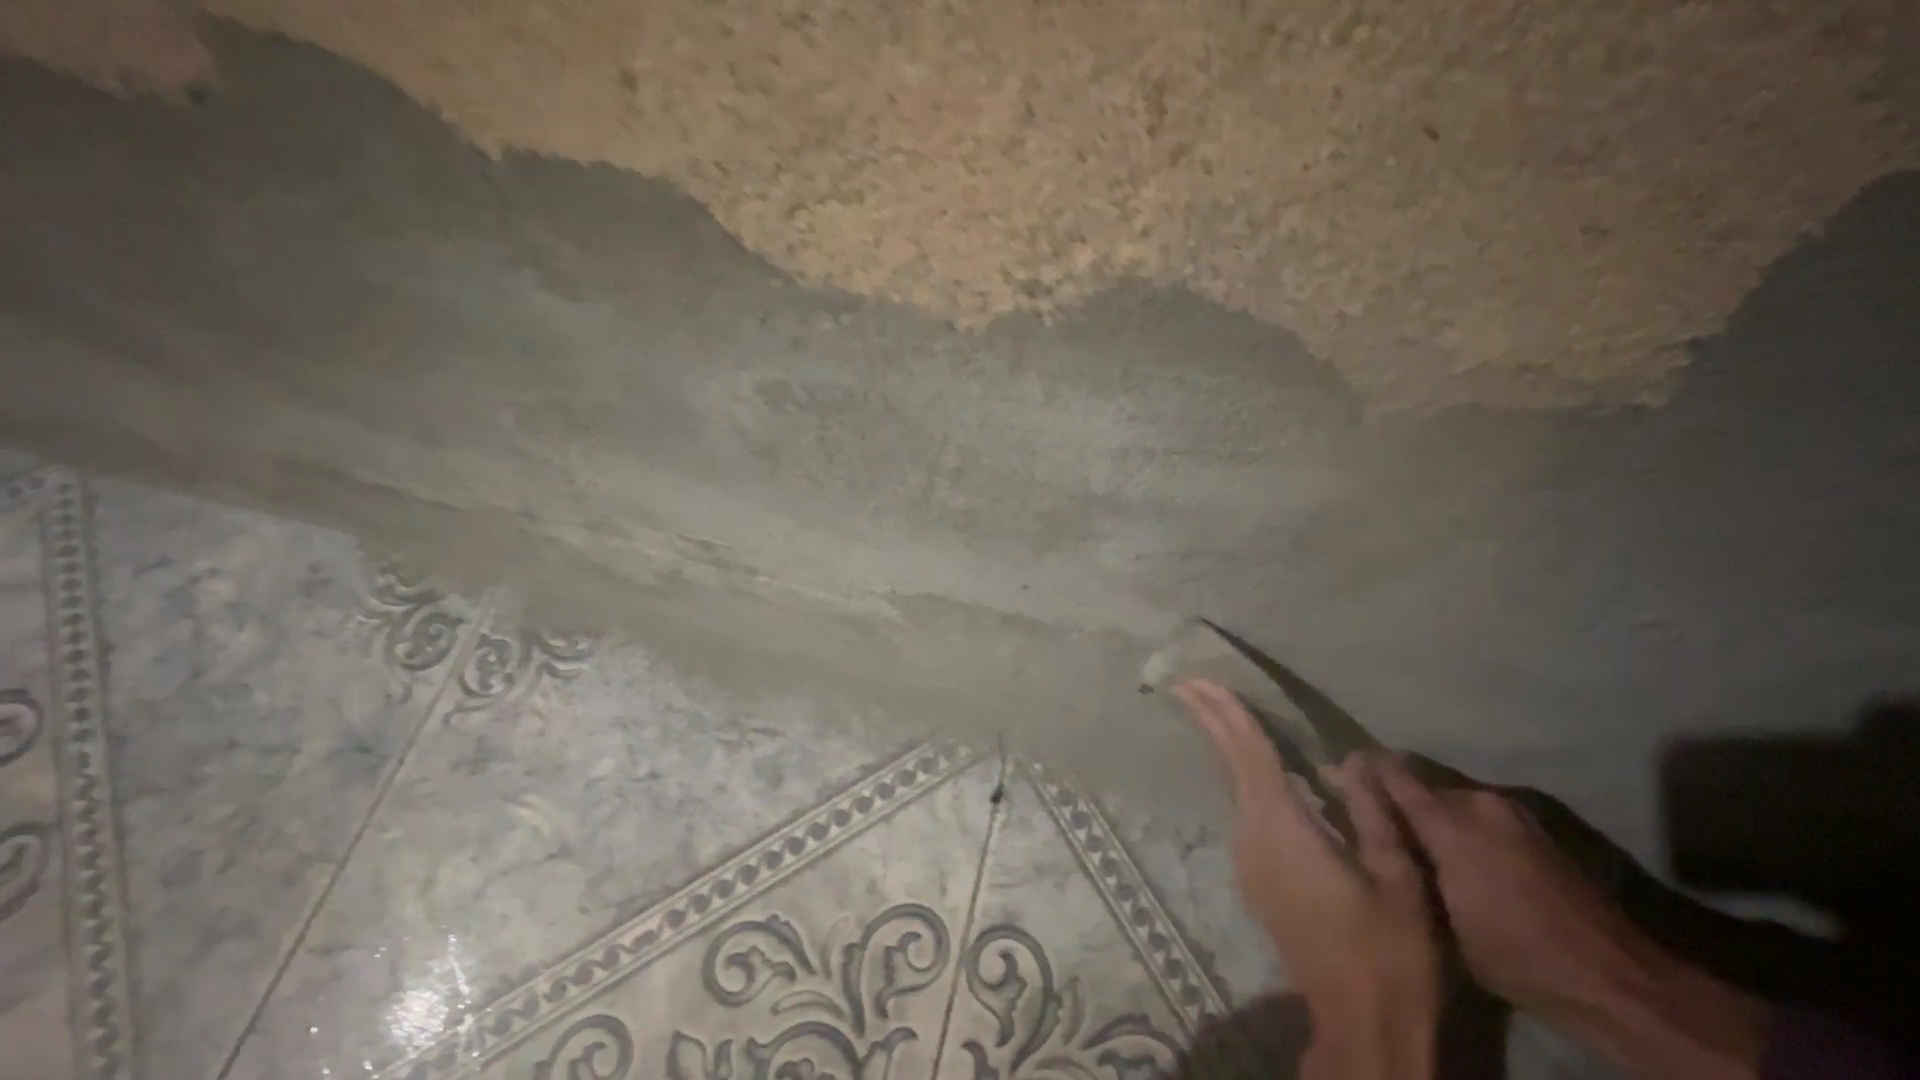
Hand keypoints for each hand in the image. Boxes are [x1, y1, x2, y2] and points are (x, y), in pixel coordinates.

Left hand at [1176, 681, 1438, 1077]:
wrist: (1361, 1022)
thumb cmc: (1388, 950)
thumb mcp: (1396, 875)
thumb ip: (1370, 811)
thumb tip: (1349, 760)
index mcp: (1282, 827)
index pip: (1249, 754)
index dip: (1226, 713)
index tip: (1197, 679)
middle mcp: (1252, 837)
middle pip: (1230, 766)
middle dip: (1210, 720)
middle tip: (1188, 682)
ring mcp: (1248, 863)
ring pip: (1235, 790)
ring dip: (1226, 749)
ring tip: (1218, 710)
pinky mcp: (1256, 881)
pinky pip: (1247, 814)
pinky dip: (1244, 780)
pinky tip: (1256, 770)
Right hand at [1375, 753, 1768, 1078]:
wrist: (1612, 977)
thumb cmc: (1515, 954)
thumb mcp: (1441, 920)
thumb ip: (1405, 865)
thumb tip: (1370, 835)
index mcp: (1451, 822)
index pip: (1392, 772)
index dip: (1361, 767)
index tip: (1331, 770)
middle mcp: (1480, 803)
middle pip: (1419, 783)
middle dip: (1390, 794)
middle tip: (1364, 817)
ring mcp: (1512, 813)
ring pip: (1449, 799)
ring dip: (1425, 812)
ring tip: (1403, 840)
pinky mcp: (1534, 830)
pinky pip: (1477, 814)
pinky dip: (1455, 825)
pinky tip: (1446, 855)